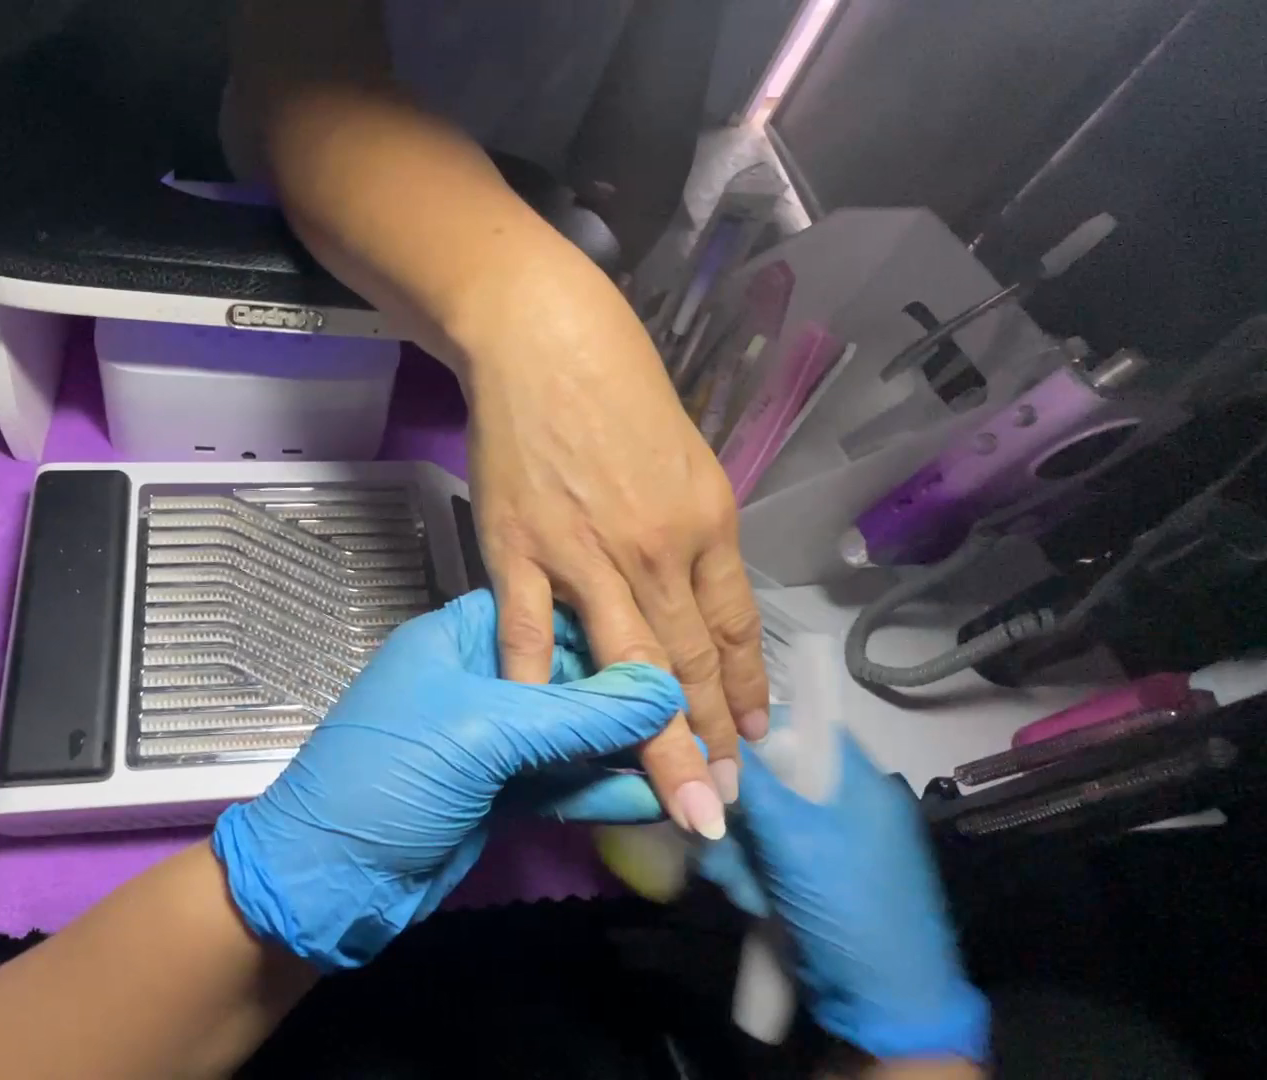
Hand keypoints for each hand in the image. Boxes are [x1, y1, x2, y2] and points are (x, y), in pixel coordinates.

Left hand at [213, 590, 685, 969]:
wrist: (330, 878)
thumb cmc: (393, 776)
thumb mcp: (480, 731)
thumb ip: (575, 712)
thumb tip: (667, 691)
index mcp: (460, 638)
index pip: (553, 617)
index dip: (617, 634)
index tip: (684, 653)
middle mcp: (479, 679)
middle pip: (571, 679)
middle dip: (633, 705)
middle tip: (707, 725)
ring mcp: (489, 739)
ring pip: (572, 737)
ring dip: (629, 755)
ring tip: (701, 770)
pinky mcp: (498, 791)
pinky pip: (562, 782)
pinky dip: (603, 791)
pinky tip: (657, 800)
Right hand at [458, 268, 768, 837]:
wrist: (543, 343)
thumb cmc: (616, 391)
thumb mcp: (681, 458)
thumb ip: (689, 533)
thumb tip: (688, 598)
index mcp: (706, 522)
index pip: (734, 629)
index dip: (743, 692)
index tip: (748, 742)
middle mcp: (657, 549)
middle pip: (690, 663)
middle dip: (709, 742)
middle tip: (720, 808)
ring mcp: (585, 555)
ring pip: (626, 664)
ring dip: (651, 740)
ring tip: (670, 800)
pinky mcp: (518, 551)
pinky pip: (532, 634)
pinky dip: (542, 690)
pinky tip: (549, 738)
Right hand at [704, 706, 989, 1062]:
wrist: (883, 1008)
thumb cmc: (847, 906)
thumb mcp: (793, 835)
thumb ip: (746, 779)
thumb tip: (694, 727)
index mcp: (856, 781)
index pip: (793, 725)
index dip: (746, 731)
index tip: (705, 752)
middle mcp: (841, 803)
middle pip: (763, 774)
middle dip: (731, 807)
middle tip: (717, 836)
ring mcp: (824, 842)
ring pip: (752, 815)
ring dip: (731, 846)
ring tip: (736, 882)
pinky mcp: (806, 874)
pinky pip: (758, 849)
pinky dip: (743, 869)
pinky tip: (745, 897)